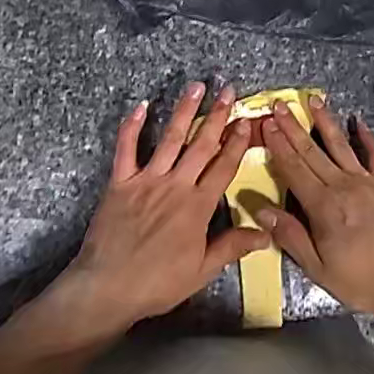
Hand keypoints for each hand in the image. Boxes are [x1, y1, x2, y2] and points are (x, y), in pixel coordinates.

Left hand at [29, 82, 267, 348]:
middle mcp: (176, 185)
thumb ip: (232, 247)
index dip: (237, 142)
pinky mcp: (120, 182)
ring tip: (196, 86)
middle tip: (228, 91)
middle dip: (218, 116)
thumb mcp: (201, 271)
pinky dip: (132, 126)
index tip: (246, 120)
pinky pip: (126, 148)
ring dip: (184, 110)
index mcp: (198, 206)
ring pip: (170, 138)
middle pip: (202, 144)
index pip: (223, 167)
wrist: (107, 287)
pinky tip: (140, 106)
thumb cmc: (157, 283)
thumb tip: (266, 234)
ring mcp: (146, 180)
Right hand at [257, 96, 373, 326]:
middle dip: (293, 127)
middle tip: (278, 105)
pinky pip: (373, 156)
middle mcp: (343, 186)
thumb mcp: (318, 268)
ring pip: (340, 145)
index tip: (265, 124)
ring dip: (325, 121)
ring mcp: (366, 183)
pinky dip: (366, 137)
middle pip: (312, 151)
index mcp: (323, 206)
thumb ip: (290, 236)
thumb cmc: (360, 281)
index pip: (294, 168)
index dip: (278, 145)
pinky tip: (358, 121)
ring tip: (313, 100)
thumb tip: (261, 209)